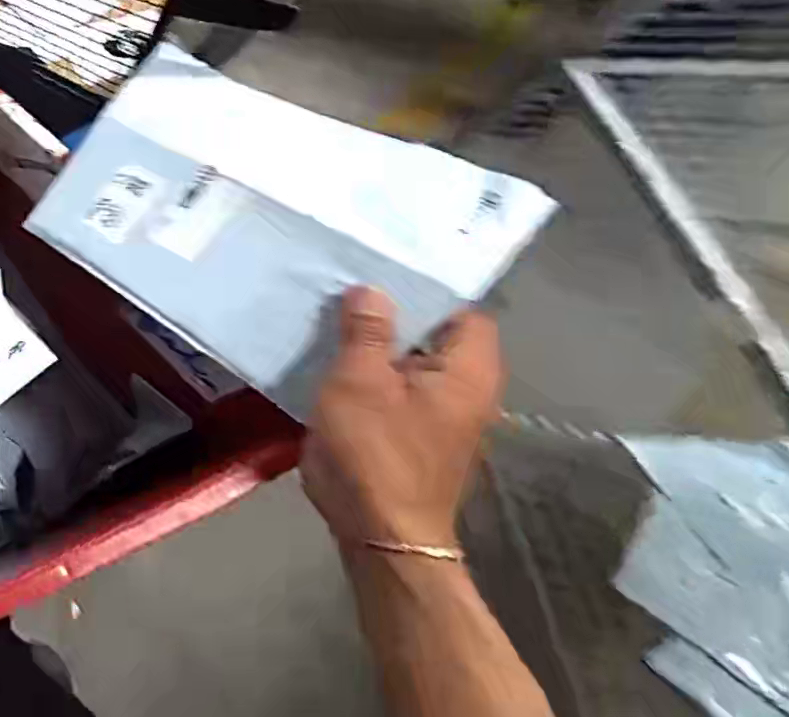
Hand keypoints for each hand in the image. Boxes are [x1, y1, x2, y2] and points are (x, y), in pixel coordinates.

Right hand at [300, 286, 503, 549]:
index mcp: (466, 375)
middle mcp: (458, 389)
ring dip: (368, 337)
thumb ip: (368, 332)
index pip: (463, 315)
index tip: (381, 267)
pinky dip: (359, 363)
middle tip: (343, 279)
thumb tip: (372, 289)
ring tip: (326, 306)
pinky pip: (383, 379)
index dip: (427, 290)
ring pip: (402, 357)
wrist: (374, 523)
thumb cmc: (374, 448)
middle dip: (389, 309)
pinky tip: (322, 348)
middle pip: (430, 334)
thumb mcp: (361, 380)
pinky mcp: (398, 424)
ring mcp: (428, 409)